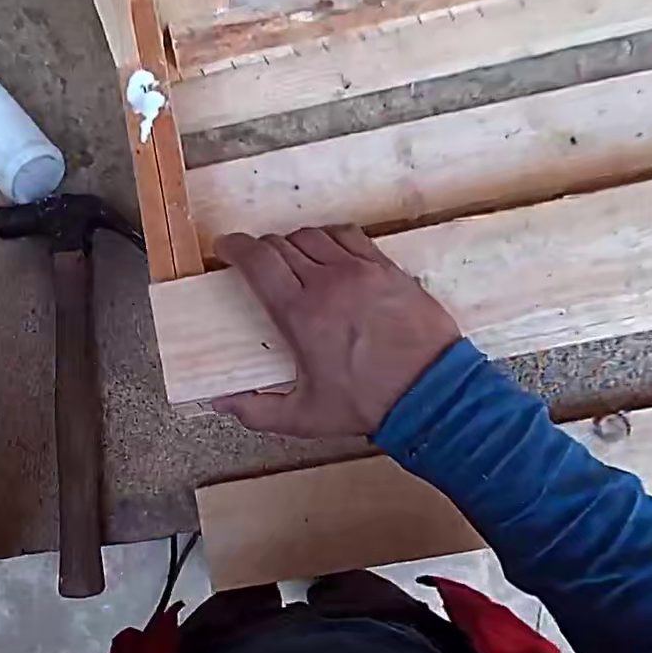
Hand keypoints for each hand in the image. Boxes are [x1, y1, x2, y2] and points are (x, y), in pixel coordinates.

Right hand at [214, 226, 460, 437]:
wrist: (430, 392)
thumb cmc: (366, 403)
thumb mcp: (304, 416)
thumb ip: (257, 411)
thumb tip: (221, 404)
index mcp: (300, 312)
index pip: (258, 261)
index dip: (235, 247)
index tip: (225, 248)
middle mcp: (327, 281)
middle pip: (282, 244)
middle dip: (261, 249)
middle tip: (257, 262)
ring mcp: (360, 270)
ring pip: (313, 235)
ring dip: (294, 242)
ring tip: (291, 258)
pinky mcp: (386, 268)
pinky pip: (350, 236)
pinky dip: (330, 237)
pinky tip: (328, 251)